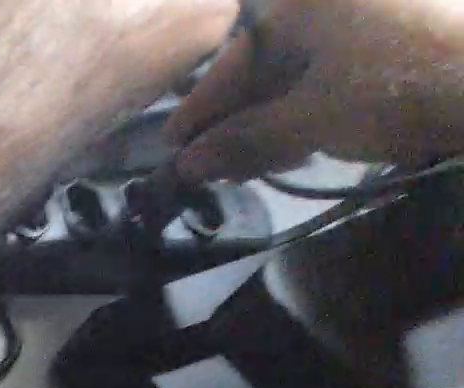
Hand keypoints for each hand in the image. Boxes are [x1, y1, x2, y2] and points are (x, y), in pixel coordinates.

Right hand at [166, 0, 463, 180]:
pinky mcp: (418, 27)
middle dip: (243, 119)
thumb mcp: (306, 121)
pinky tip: (318, 135)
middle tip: (223, 168)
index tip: (173, 153)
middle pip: (270, 63)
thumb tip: (185, 164)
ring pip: (309, 66)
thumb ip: (238, 142)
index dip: (198, 115)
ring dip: (280, 117)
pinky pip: (350, 63)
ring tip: (274, 161)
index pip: (230, 64)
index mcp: (307, 2)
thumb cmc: (405, 83)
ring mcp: (384, 10)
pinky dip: (324, 101)